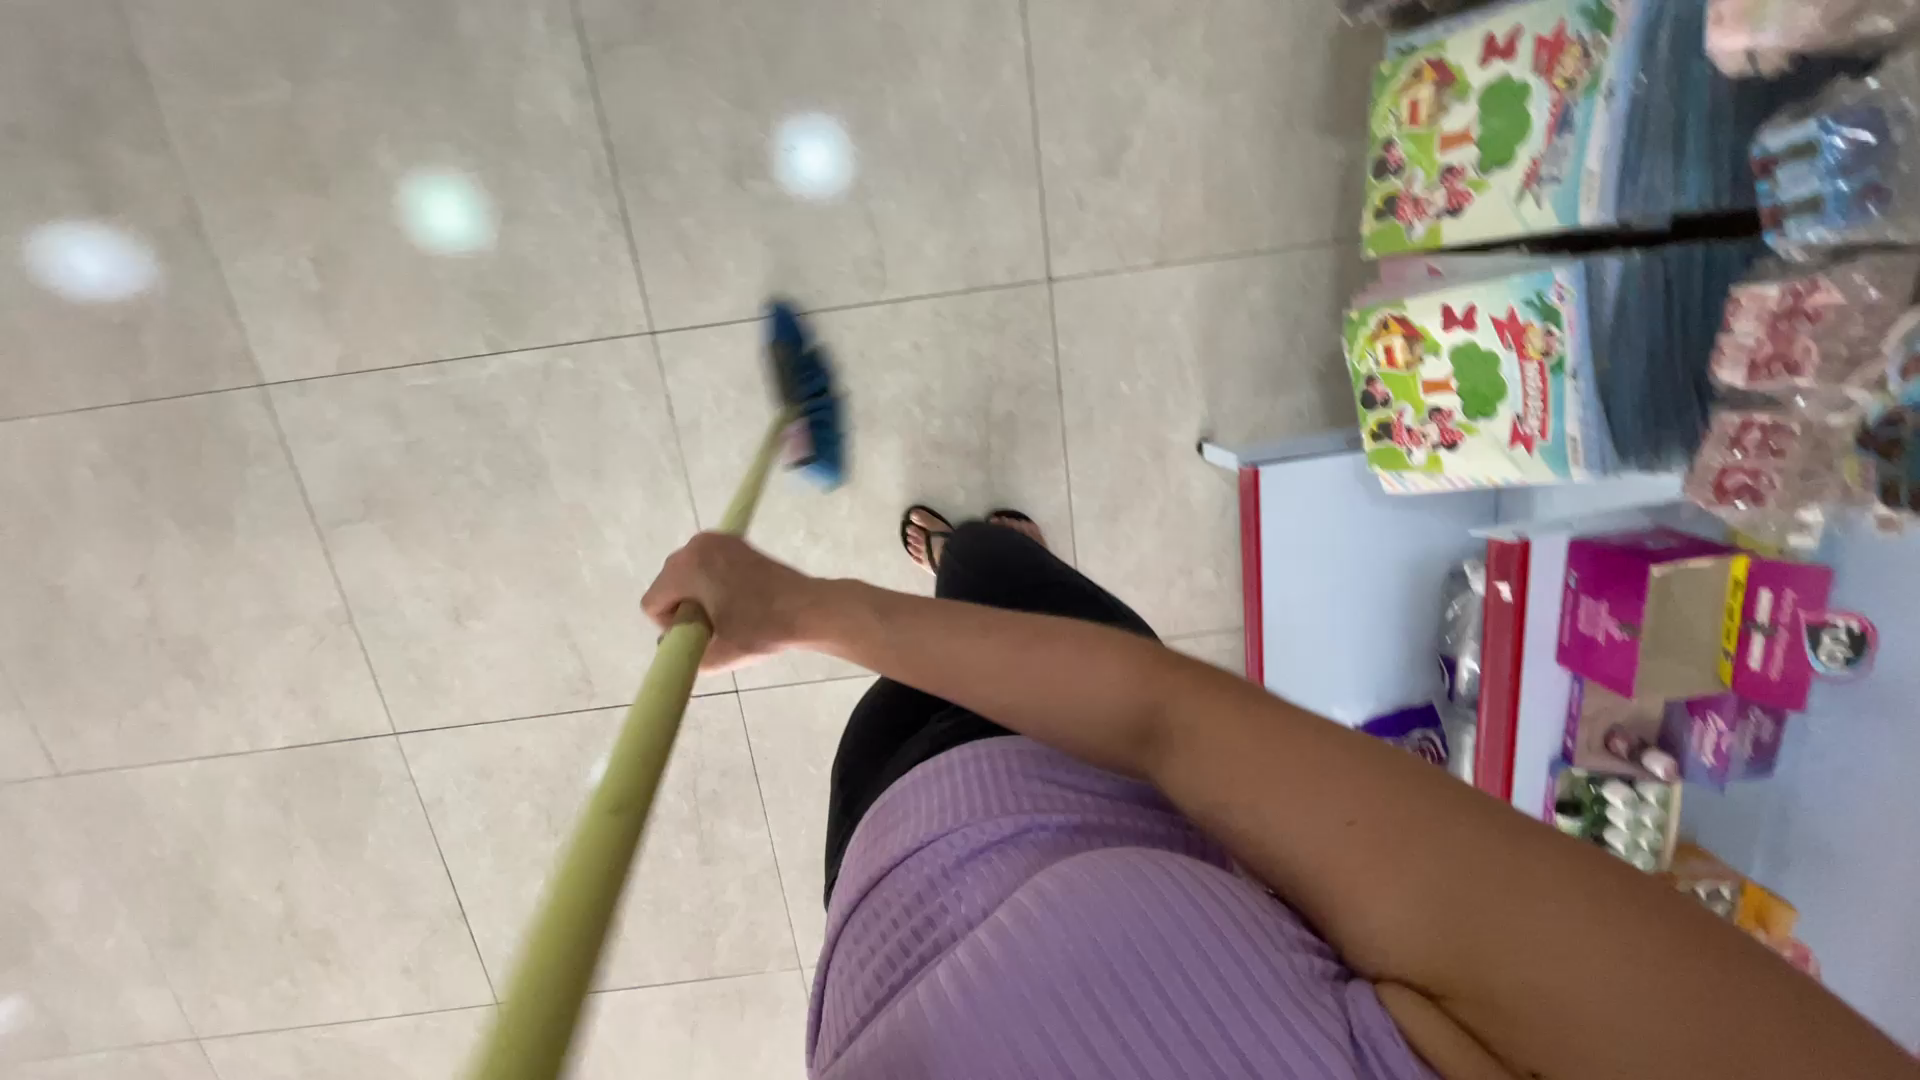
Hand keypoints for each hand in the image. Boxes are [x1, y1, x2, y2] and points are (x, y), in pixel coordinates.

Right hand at [641, 533, 823, 670]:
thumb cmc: (762, 630)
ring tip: (729, 612)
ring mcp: (718, 540)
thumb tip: (671, 644)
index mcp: (685, 568)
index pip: (653, 603)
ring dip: (700, 595)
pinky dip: (714, 582)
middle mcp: (696, 546)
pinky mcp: (736, 542)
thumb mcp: (718, 655)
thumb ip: (682, 655)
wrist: (809, 608)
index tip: (700, 633)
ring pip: (688, 575)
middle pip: (669, 585)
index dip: (670, 625)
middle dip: (684, 607)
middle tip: (716, 624)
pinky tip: (738, 598)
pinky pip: (708, 566)